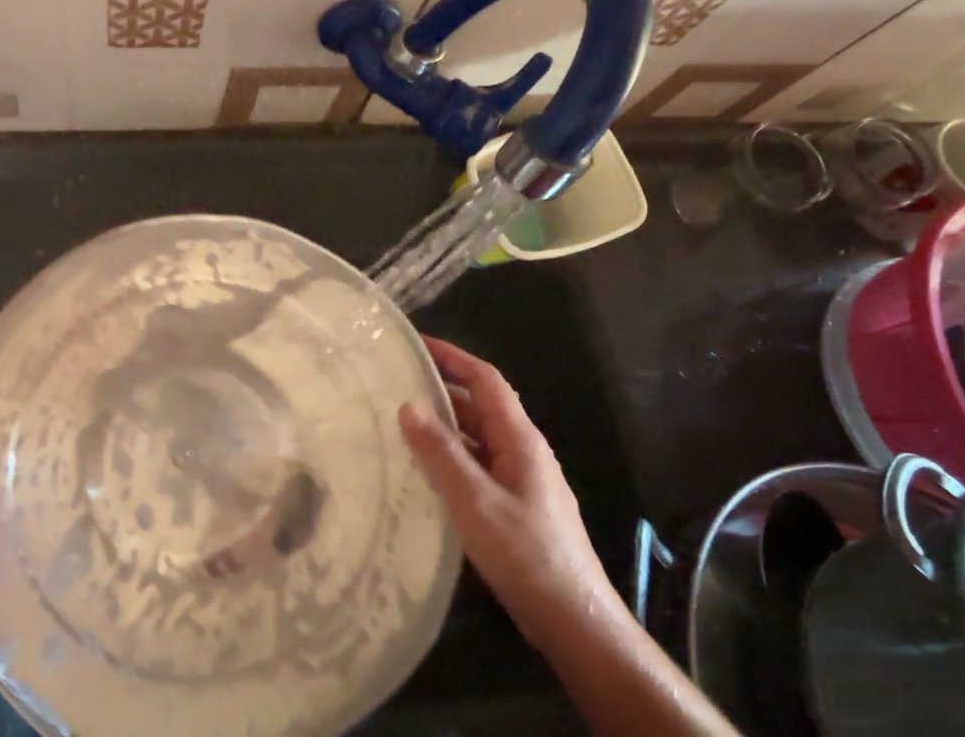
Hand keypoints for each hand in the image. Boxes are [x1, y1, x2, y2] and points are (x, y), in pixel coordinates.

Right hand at [398, 336, 618, 651]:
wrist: (572, 619)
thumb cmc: (526, 554)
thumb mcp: (475, 501)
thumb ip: (442, 453)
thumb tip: (409, 404)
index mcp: (520, 440)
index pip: (486, 380)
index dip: (453, 357)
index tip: (414, 344)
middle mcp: (523, 453)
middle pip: (480, 407)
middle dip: (440, 390)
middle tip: (392, 386)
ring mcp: (521, 481)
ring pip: (476, 440)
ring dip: (442, 428)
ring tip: (395, 425)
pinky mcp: (514, 507)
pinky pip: (476, 467)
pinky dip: (448, 460)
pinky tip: (421, 474)